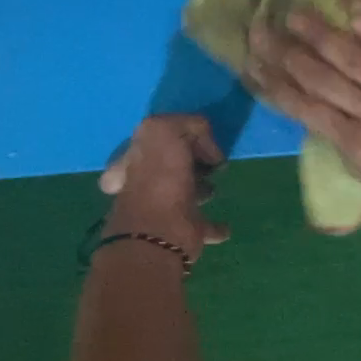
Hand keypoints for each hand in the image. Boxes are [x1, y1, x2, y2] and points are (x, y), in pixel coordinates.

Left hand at [97, 114, 230, 258]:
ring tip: (213, 188)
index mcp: (135, 163)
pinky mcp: (184, 234)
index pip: (152, 142)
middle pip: (169, 169)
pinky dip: (215, 225)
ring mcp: (163, 212)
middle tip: (208, 163)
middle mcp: (145, 187)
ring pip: (184, 195)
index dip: (177, 137)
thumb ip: (185, 124)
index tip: (195, 142)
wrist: (160, 236)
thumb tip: (206, 144)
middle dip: (188, 163)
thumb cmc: (161, 180)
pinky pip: (203, 225)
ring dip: (200, 190)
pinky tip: (225, 224)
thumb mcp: (165, 132)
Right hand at [247, 8, 360, 218]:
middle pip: (318, 77)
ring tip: (295, 14)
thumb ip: (348, 151)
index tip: (251, 64)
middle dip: (284, 52)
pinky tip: (355, 15)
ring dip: (320, 35)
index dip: (274, 84)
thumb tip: (326, 125)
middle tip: (259, 28)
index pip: (303, 107)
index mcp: (352, 142)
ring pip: (351, 58)